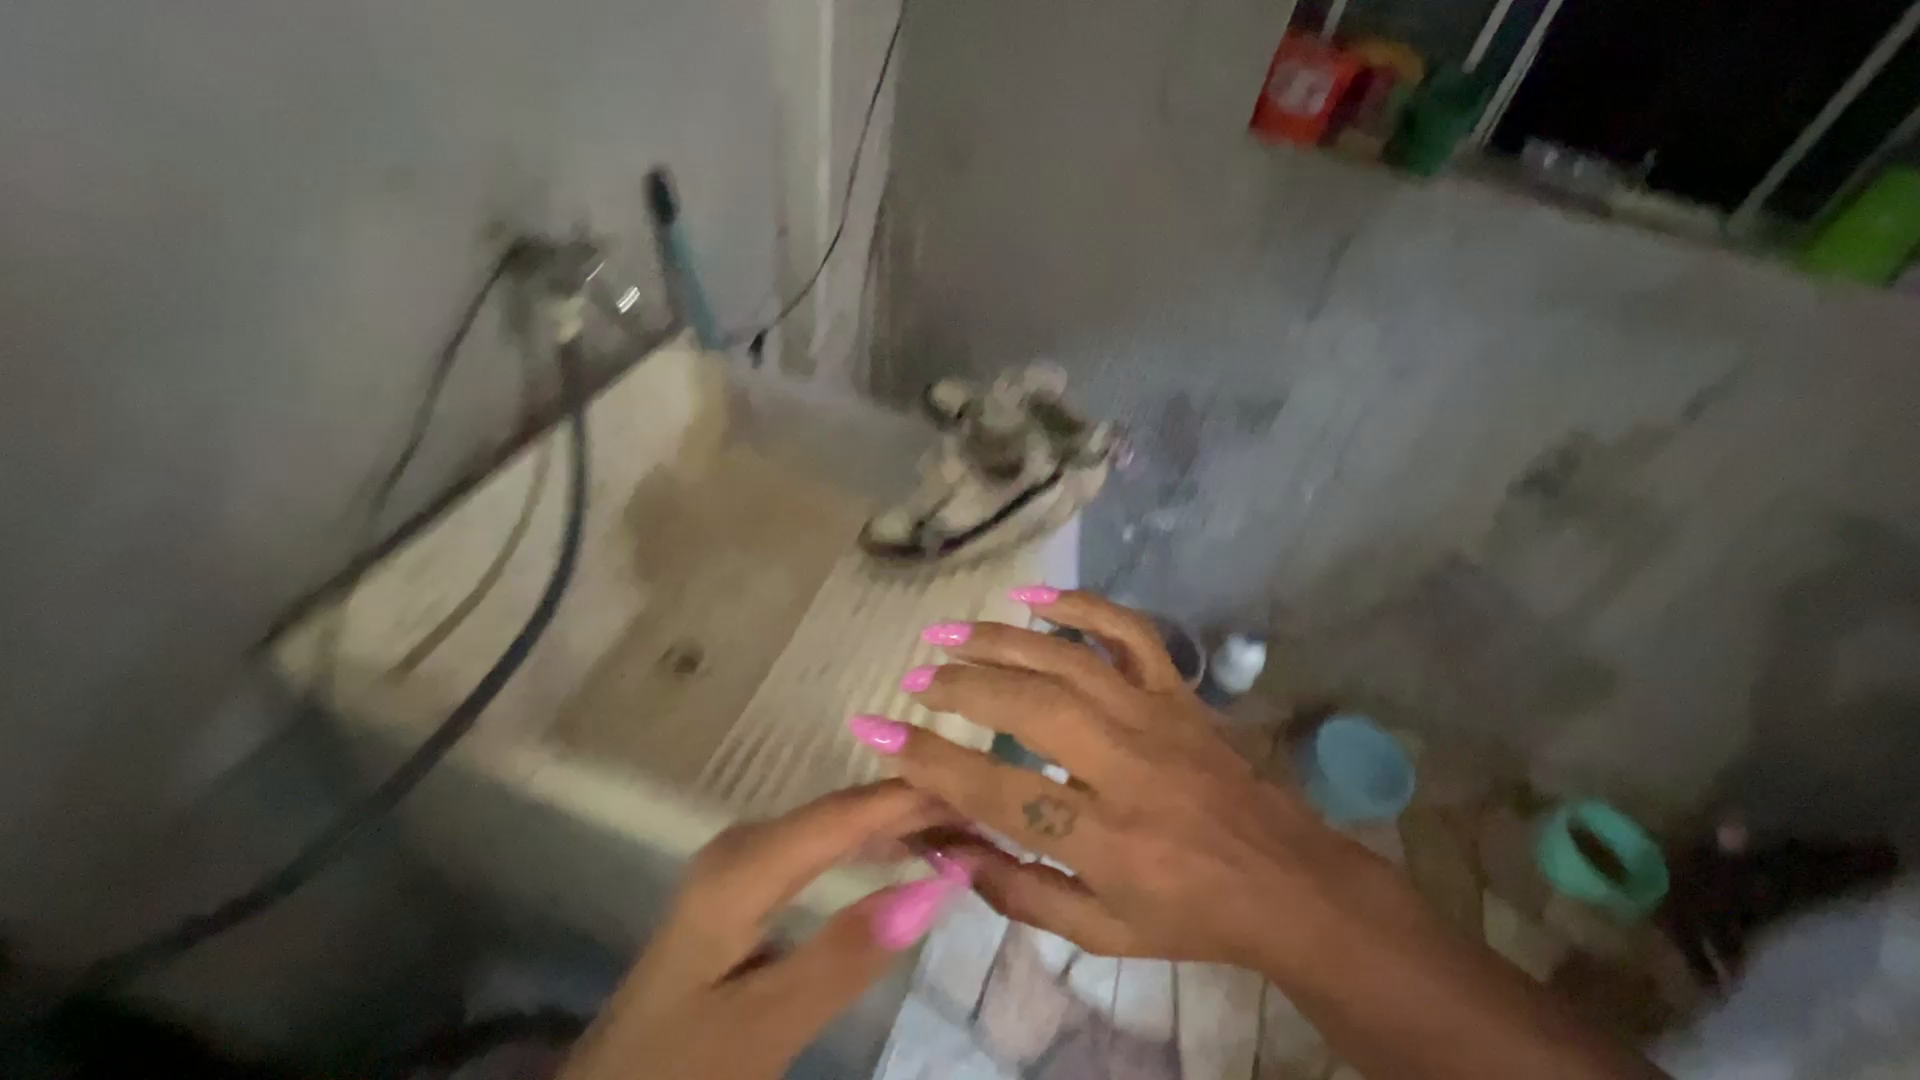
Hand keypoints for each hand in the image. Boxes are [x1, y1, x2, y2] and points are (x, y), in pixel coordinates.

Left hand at [558, 781, 966, 1079]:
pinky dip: (872, 848)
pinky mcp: (746, 886)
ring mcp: (742, 863)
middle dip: (918, 808)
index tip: (984, 795)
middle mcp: (743, 846)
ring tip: (965, 834)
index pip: (847, 813)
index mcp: (744, 866)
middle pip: (845, 811)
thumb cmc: (684, 1064)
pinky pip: (822, 849)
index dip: (916, 797)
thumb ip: (848, 953)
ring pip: (836, 827)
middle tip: (991, 822)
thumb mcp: (767, 1024)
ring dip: (900, 826)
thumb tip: (940, 884)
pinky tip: (905, 854)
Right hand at [847, 589, 1378, 972]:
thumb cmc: (1187, 916)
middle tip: (915, 682)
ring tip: (946, 633)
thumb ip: (1014, 889)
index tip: (875, 732)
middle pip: (1030, 707)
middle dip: (961, 688)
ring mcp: (1158, 717)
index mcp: (1105, 840)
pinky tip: (1034, 596)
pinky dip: (1082, 605)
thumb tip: (941, 845)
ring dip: (1000, 641)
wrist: (1287, 883)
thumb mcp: (1097, 931)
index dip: (929, 762)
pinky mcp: (1180, 693)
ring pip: (1068, 660)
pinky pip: (1131, 633)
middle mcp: (1128, 766)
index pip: (999, 790)